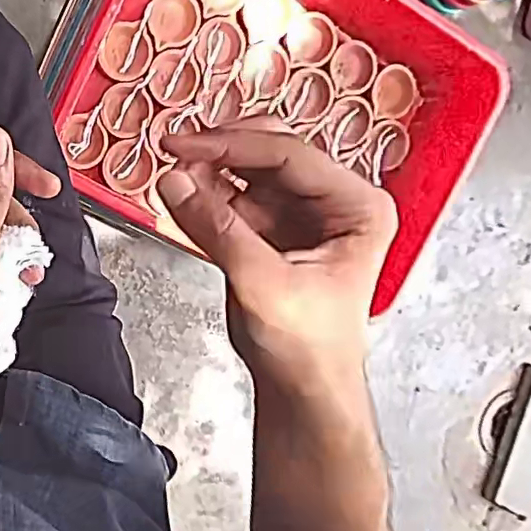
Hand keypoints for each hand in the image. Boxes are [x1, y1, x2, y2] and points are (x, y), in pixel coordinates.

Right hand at [157, 118, 396, 392]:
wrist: (300, 385)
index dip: (229, 145)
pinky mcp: (267, 227)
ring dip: (207, 170)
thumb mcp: (263, 283)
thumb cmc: (308, 346)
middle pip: (268, 151)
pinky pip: (229, 194)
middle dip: (219, 150)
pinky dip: (203, 193)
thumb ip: (216, 229)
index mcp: (356, 206)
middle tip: (176, 151)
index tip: (183, 145)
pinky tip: (184, 197)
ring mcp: (297, 212)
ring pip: (245, 168)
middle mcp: (330, 201)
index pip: (288, 155)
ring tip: (175, 177)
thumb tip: (175, 180)